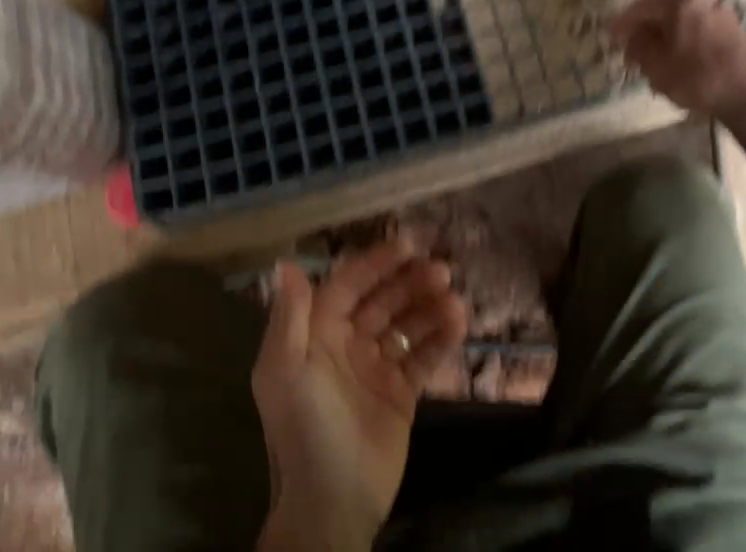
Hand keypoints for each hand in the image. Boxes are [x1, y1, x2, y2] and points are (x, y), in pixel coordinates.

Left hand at [251, 241, 466, 551]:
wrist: (334, 502)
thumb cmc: (306, 430)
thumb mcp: (286, 372)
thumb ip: (290, 317)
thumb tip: (286, 262)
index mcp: (314, 337)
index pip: (346, 286)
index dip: (374, 264)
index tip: (407, 244)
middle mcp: (345, 346)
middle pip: (381, 301)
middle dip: (409, 283)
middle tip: (442, 270)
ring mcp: (375, 369)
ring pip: (405, 326)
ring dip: (429, 308)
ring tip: (455, 301)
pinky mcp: (401, 394)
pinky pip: (422, 357)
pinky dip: (440, 339)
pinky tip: (459, 325)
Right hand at [611, 0, 745, 121]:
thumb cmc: (696, 79)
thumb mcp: (656, 65)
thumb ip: (638, 45)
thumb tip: (631, 36)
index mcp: (682, 3)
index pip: (642, 7)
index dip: (623, 23)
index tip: (611, 37)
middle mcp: (703, 1)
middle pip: (664, 13)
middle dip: (646, 33)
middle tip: (632, 54)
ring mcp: (722, 15)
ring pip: (683, 24)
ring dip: (666, 40)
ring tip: (655, 63)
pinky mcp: (734, 32)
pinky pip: (700, 32)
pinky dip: (684, 43)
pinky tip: (679, 64)